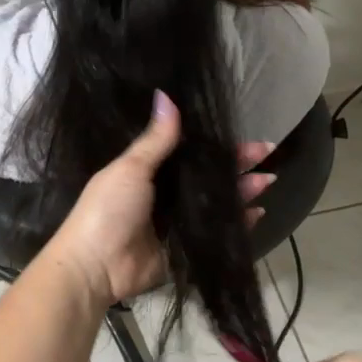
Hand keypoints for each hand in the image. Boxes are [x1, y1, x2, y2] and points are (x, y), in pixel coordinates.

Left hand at [43, 91, 276, 304]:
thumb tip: (166, 95)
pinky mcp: (183, 249)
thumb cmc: (107, 210)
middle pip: (206, 175)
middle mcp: (163, 193)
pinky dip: (237, 224)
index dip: (215, 142)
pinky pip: (214, 233)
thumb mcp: (130, 169)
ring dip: (241, 191)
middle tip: (267, 154)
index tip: (244, 132)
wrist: (94, 265)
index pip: (188, 149)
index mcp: (146, 170)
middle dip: (236, 165)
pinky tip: (257, 213)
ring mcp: (174, 222)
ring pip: (214, 202)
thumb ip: (156, 139)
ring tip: (267, 181)